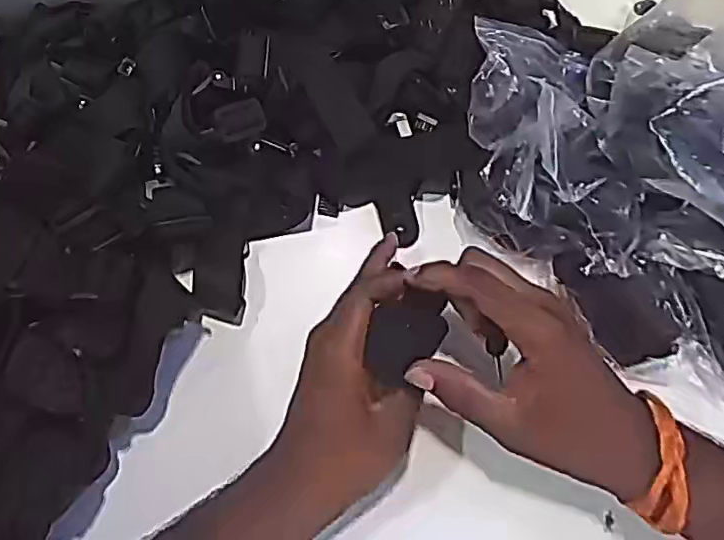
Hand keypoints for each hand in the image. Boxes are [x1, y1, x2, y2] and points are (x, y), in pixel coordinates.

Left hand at [262, 233, 420, 517]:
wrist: (302, 477)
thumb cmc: (334, 456)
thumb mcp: (390, 422)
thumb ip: (410, 385)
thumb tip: (421, 364)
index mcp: (338, 343)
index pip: (363, 292)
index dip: (388, 274)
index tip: (412, 266)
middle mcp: (326, 339)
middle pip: (354, 291)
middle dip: (378, 267)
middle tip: (397, 245)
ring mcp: (324, 350)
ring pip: (352, 305)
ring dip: (374, 287)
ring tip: (400, 273)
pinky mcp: (327, 363)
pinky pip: (350, 322)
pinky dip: (369, 309)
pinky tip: (388, 315)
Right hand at [405, 247, 659, 501]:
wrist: (632, 448)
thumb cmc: (581, 438)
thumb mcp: (509, 424)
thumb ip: (457, 391)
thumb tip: (418, 369)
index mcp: (535, 326)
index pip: (474, 280)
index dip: (435, 275)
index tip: (410, 280)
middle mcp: (545, 306)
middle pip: (480, 263)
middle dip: (451, 280)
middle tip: (439, 311)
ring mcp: (551, 306)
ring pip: (493, 271)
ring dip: (470, 291)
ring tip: (473, 334)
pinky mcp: (553, 312)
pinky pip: (508, 286)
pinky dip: (487, 298)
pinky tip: (490, 335)